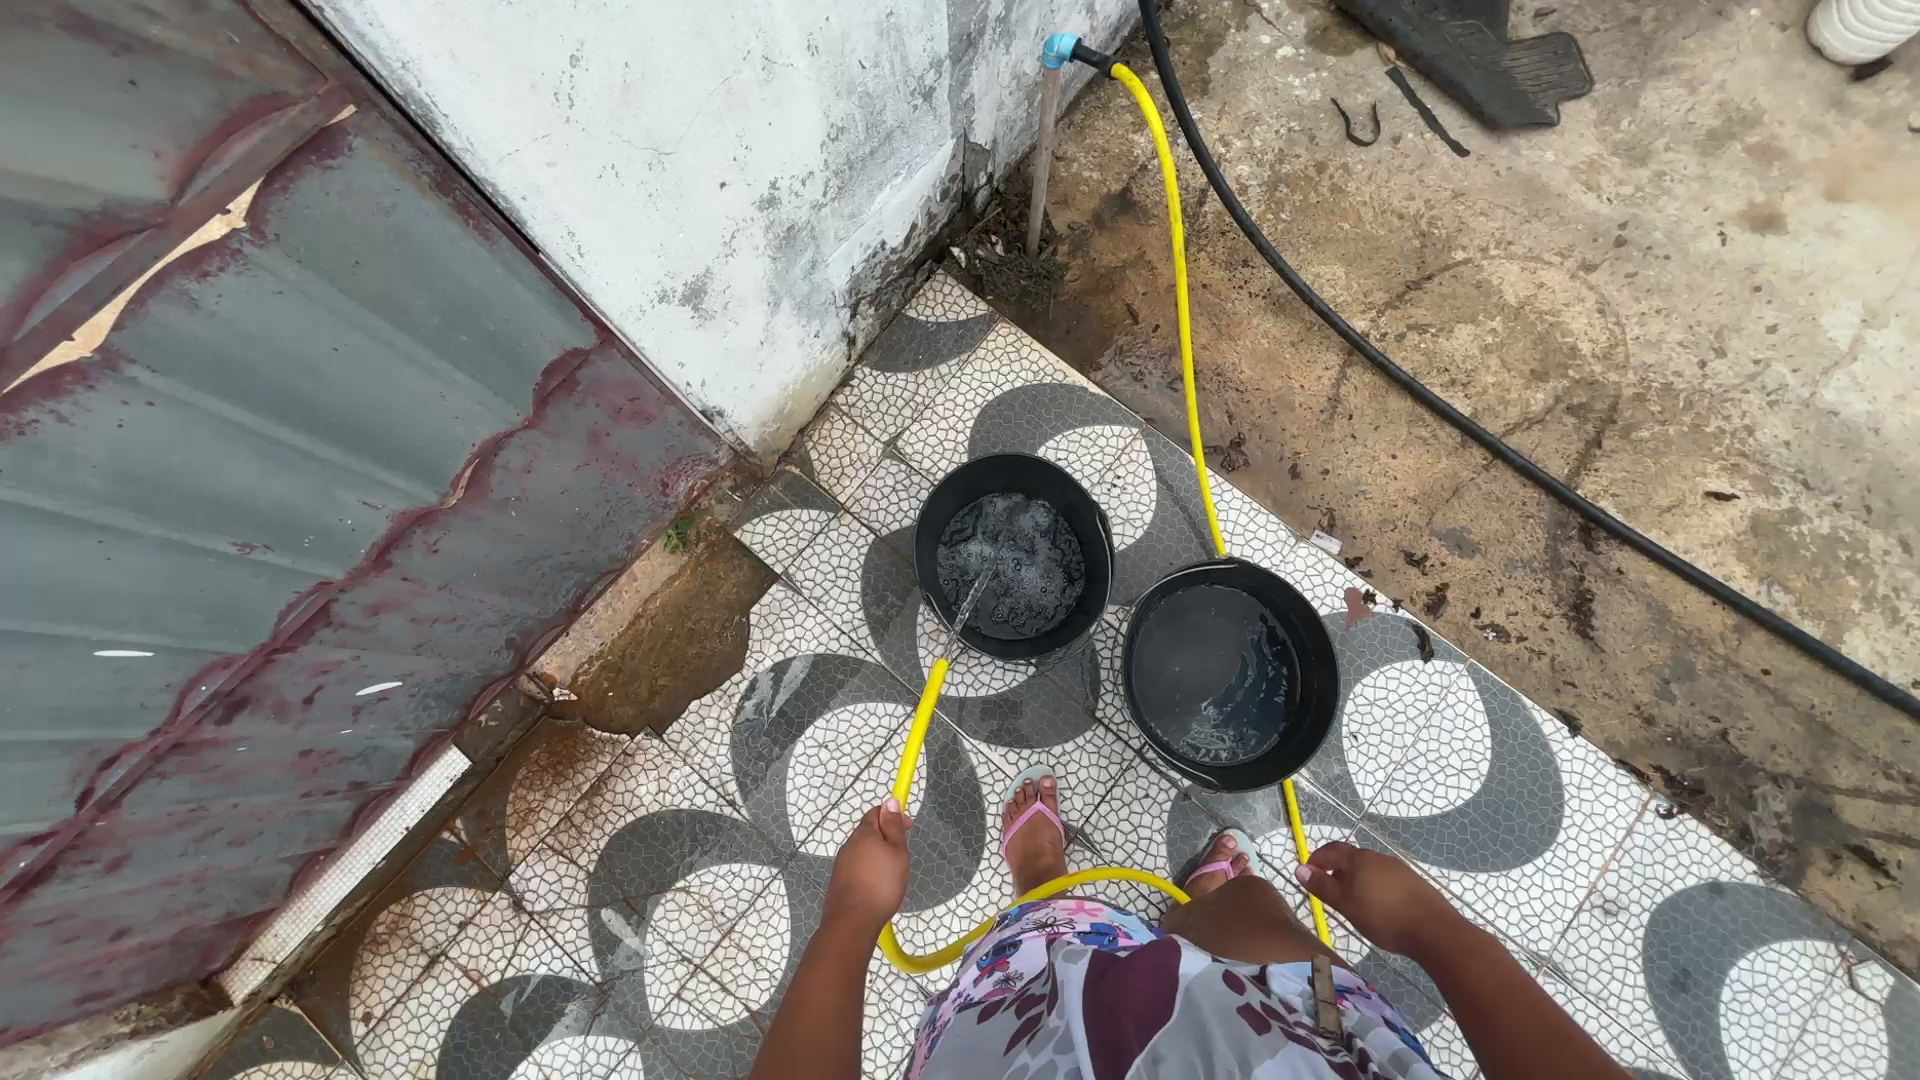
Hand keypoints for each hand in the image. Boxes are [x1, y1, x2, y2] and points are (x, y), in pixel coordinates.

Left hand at [823, 797, 912, 935]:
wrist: (852, 922)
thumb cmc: (881, 884)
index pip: (876, 812)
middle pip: (868, 832)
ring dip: (877, 855)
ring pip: (863, 851)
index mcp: (864, 833)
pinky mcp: (839, 882)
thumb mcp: (896, 851)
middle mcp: (849, 845)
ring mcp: (841, 864)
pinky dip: (869, 870)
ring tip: (892, 873)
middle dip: (885, 837)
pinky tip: (877, 887)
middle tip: (902, 854)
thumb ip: (893, 826)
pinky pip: (857, 868)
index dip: (892, 815)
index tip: (908, 828)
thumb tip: (890, 801)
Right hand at [1294, 841, 1468, 959]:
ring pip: (1371, 871)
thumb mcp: (1346, 904)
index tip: (1309, 875)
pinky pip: (1388, 881)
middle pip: (1352, 859)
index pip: (1331, 850)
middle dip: (1337, 872)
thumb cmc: (1384, 917)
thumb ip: (1322, 887)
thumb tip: (1299, 869)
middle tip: (1331, 893)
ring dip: (1358, 881)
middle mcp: (1379, 858)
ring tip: (1356, 904)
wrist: (1437, 933)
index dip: (1317, 860)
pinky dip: (1377, 889)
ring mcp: (1400, 870)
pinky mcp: (1416, 885)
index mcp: (1360, 859)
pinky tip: (1382, 909)